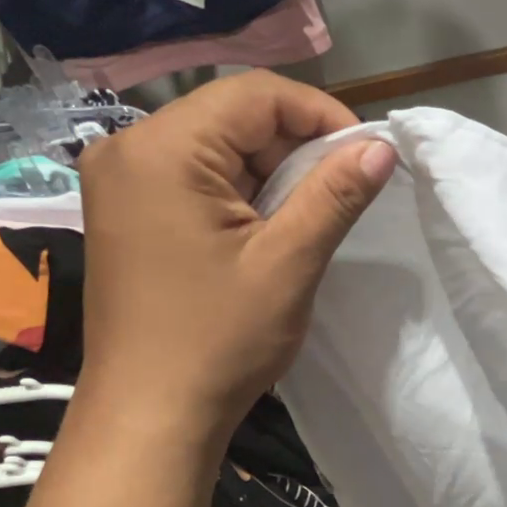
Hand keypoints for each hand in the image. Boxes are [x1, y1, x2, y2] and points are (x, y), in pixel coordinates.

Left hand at [77, 70, 396, 437]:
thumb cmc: (220, 339)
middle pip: (233, 118)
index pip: (254, 95)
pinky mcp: (129, 212)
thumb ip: (335, 196)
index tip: (369, 159)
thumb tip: (383, 149)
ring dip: (275, 175)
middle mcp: (130, 149)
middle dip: (299, 148)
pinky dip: (245, 196)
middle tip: (347, 196)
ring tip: (314, 220)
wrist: (154, 411)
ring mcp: (123, 181)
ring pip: (219, 150)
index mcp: (162, 150)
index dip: (321, 115)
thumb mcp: (289, 264)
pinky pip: (198, 180)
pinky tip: (271, 233)